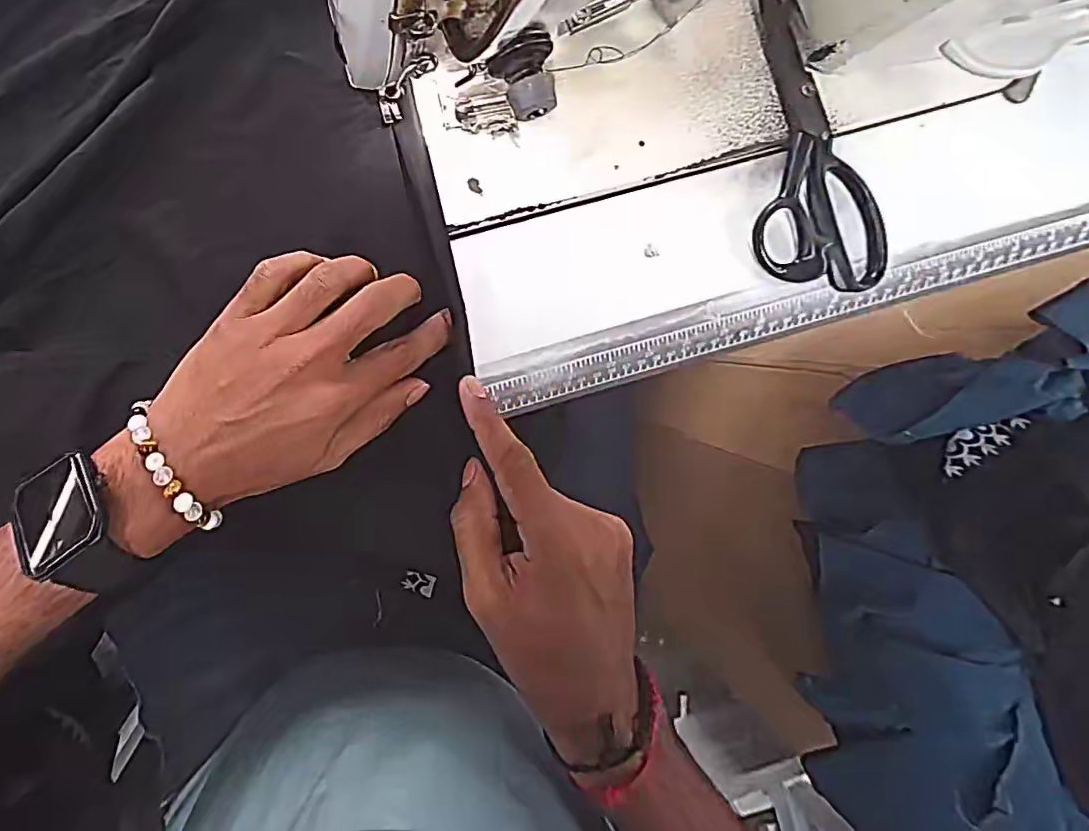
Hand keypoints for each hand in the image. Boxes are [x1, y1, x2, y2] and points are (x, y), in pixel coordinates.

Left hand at [103, 252, 452, 555]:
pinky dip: (301, 260)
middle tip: (406, 290)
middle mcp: (307, 359)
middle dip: (404, 289)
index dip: (430, 334)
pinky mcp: (238, 317)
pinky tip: (313, 267)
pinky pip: (273, 271)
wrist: (184, 456)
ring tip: (366, 273)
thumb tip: (411, 388)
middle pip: (374, 304)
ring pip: (328, 277)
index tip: (436, 324)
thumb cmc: (248, 460)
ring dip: (358, 267)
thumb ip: (376, 418)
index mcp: (333, 397)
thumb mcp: (326, 456)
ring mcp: (271, 333)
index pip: (400, 354)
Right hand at [449, 376, 639, 767]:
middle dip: (501, 506)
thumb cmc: (537, 653)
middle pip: (526, 486)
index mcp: (557, 539)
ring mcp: (609, 529)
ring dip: (524, 521)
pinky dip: (544, 528)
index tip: (473, 390)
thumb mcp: (484, 593)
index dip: (489, 424)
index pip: (516, 465)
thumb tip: (476, 474)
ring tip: (529, 576)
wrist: (595, 697)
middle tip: (499, 558)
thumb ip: (473, 523)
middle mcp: (591, 524)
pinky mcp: (615, 534)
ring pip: (543, 499)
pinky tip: (548, 572)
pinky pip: (563, 512)